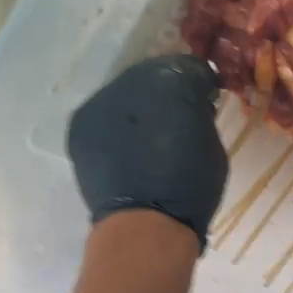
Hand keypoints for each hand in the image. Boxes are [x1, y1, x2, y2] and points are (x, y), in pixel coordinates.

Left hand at [67, 55, 228, 246]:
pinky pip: (104, 118)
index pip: (190, 68)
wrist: (146, 224)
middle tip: (178, 119)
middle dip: (167, 94)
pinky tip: (128, 152)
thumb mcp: (213, 147)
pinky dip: (118, 129)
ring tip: (151, 139)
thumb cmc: (192, 189)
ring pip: (125, 96)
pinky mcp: (80, 125)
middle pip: (153, 77)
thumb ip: (202, 118)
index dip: (201, 84)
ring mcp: (100, 102)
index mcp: (173, 83)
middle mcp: (130, 81)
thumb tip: (195, 107)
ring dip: (139, 110)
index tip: (207, 101)